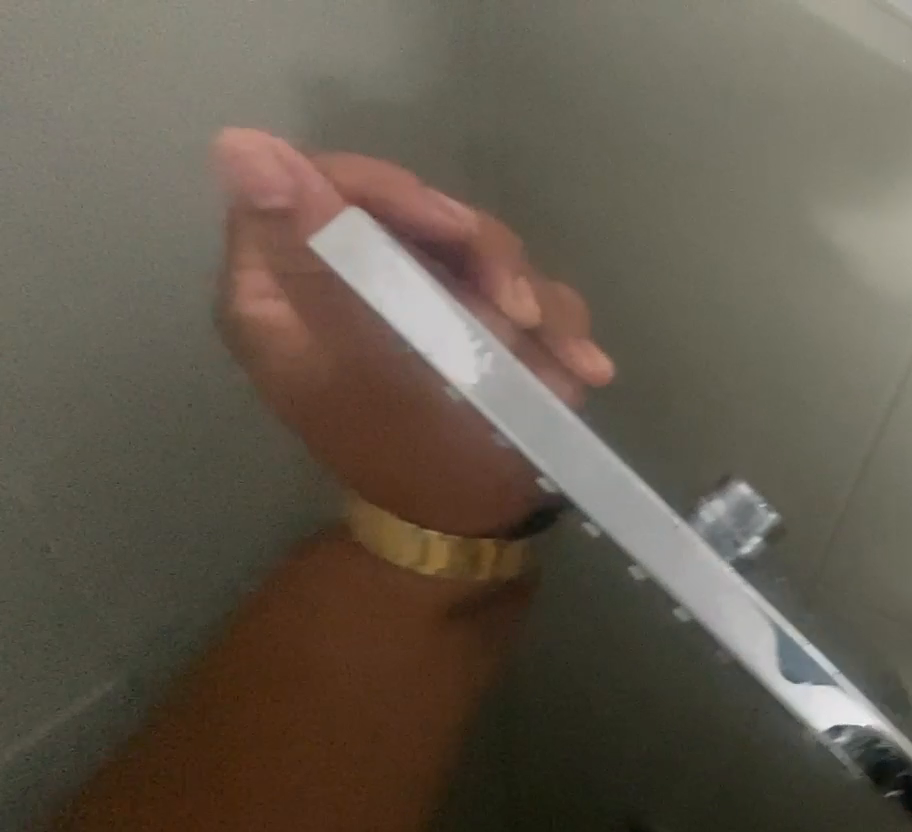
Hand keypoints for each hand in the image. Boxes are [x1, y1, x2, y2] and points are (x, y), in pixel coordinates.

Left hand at [211, 128, 615, 536]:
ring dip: (540, 308)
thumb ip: (320, 268)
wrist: (475, 522)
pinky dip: (563, 335)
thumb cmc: (414, 461)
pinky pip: (530, 302)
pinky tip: (584, 373)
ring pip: (491, 260)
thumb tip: (245, 148)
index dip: (396, 195)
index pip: (323, 189)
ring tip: (565, 369)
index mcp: (291, 290)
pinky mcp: (480, 330)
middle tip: (523, 316)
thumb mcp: (364, 368)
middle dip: (490, 265)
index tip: (460, 233)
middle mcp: (357, 286)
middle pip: (426, 220)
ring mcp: (426, 307)